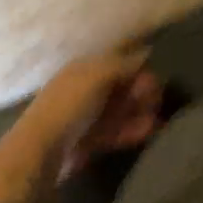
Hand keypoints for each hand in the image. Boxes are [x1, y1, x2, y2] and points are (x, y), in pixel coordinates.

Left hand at [22, 50, 162, 177]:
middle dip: (142, 90)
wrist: (42, 150)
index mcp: (84, 68)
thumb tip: (147, 52)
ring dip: (140, 111)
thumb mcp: (97, 76)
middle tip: (160, 99)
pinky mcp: (91, 141)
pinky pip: (117, 131)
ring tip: (160, 117)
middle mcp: (87, 89)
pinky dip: (133, 129)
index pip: (117, 61)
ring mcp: (89, 116)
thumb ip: (123, 64)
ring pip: (121, 109)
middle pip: (121, 86)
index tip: (157, 76)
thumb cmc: (69, 104)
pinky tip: (150, 129)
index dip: (138, 66)